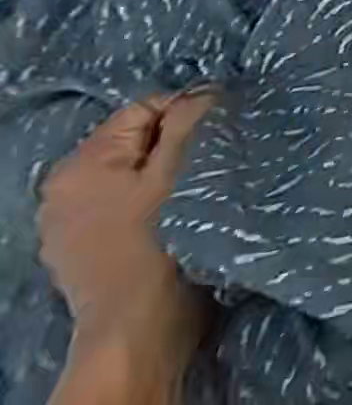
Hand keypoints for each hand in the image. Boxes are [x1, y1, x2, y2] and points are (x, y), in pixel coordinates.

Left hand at [39, 91, 215, 395]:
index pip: (144, 108)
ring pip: (139, 170)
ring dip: (177, 167)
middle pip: (140, 140)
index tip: (230, 123)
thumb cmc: (163, 235)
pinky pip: (132, 198)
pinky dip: (163, 194)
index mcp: (82, 165)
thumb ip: (188, 122)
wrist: (142, 317)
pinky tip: (187, 207)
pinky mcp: (94, 241)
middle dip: (185, 140)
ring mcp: (74, 219)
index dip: (192, 108)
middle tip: (224, 152)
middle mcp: (65, 187)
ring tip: (211, 179)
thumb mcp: (179, 170)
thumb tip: (205, 90)